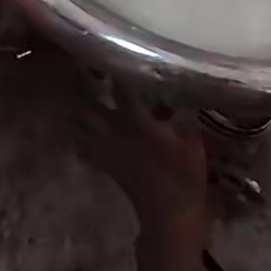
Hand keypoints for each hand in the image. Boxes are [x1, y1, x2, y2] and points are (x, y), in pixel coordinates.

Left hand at [72, 83, 208, 251]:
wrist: (170, 215)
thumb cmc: (183, 173)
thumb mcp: (192, 137)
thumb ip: (182, 110)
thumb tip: (179, 88)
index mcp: (136, 122)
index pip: (119, 90)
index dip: (111, 71)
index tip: (107, 55)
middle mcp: (114, 133)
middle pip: (86, 108)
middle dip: (84, 91)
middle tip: (88, 75)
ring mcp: (106, 151)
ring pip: (79, 127)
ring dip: (79, 113)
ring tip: (84, 98)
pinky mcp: (105, 166)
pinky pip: (84, 147)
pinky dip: (82, 136)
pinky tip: (89, 130)